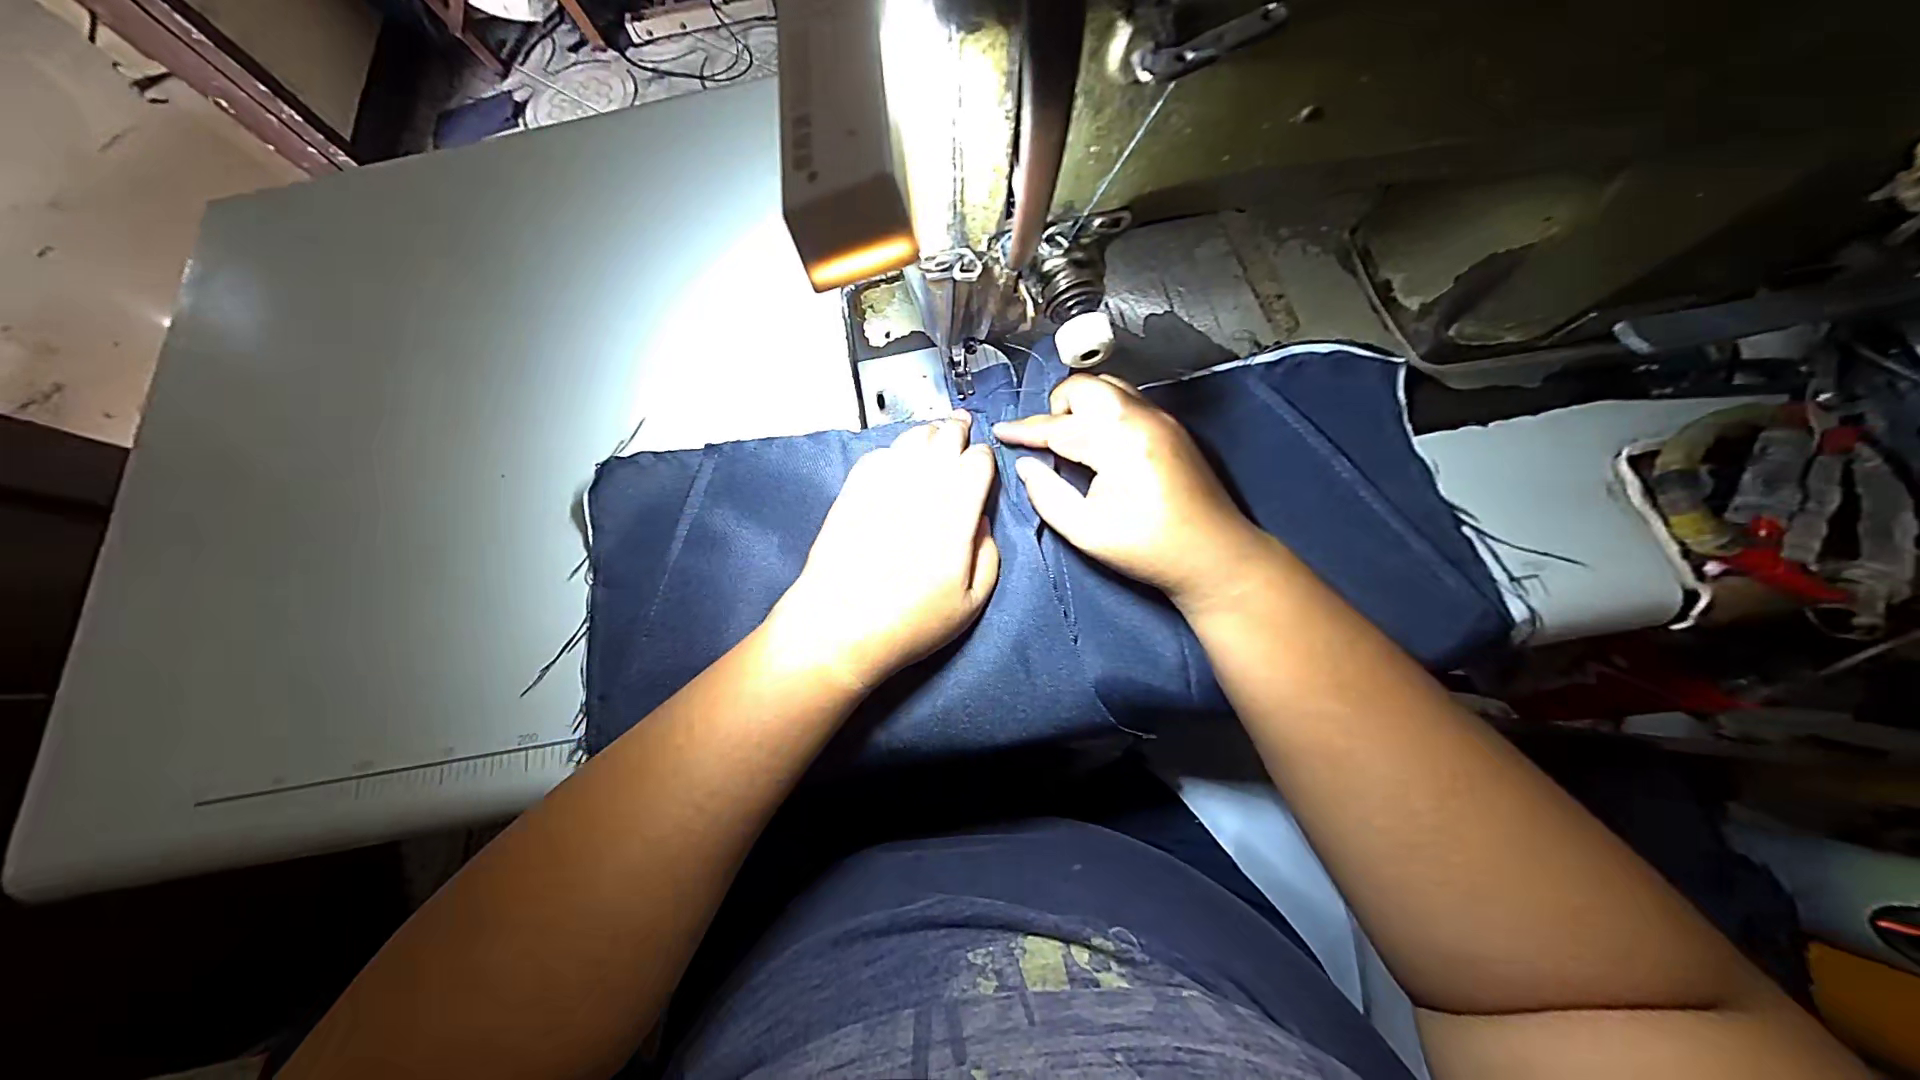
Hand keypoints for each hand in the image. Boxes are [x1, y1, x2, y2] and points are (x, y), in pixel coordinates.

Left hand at [764, 412, 1000, 692]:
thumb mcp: (971, 603)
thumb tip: (980, 523)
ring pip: (912, 437)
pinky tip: (896, 466)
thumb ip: (989, 556)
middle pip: (946, 435)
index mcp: (956, 510)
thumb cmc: (909, 622)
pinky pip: (879, 453)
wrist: (839, 626)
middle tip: (962, 433)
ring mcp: (883, 483)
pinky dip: (894, 452)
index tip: (983, 467)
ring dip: (928, 436)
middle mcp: (921, 486)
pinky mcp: (853, 489)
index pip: (978, 458)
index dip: (984, 458)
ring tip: (933, 443)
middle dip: (959, 433)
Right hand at [994, 374, 1268, 612]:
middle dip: (1057, 409)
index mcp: (1119, 442)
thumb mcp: (1087, 532)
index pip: (1059, 425)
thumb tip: (1026, 465)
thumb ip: (1047, 494)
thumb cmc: (1150, 550)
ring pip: (1108, 387)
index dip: (1024, 430)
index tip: (1000, 431)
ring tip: (1071, 440)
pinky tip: (1101, 445)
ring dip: (1082, 405)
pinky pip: (1127, 400)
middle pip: (1084, 387)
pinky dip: (1104, 411)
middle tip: (1045, 442)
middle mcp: (1142, 418)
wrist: (1216, 556)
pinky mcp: (1172, 426)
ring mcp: (1161, 418)